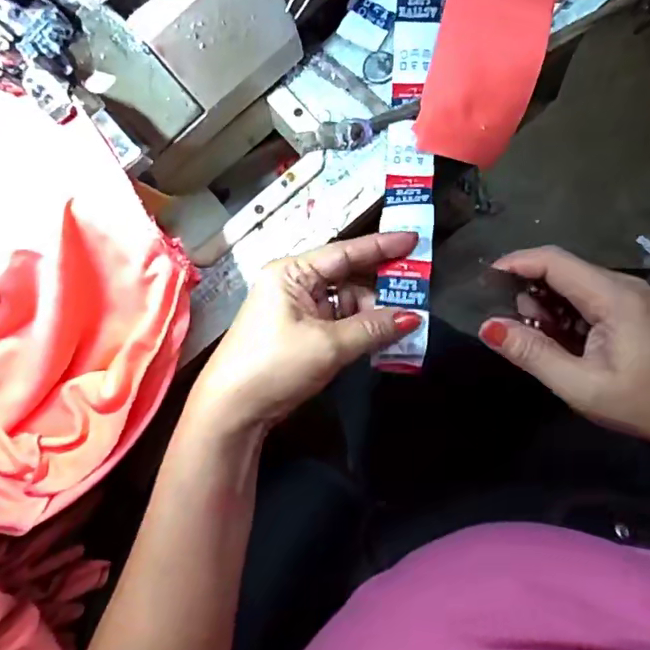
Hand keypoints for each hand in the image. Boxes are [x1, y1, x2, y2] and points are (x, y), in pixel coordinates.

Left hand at [184, 232, 422, 437]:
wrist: (231, 411)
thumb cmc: (274, 365)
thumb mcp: (328, 345)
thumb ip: (373, 328)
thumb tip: (413, 317)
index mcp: (292, 273)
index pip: (344, 252)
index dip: (381, 246)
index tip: (413, 239)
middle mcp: (294, 284)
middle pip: (347, 277)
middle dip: (381, 287)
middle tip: (418, 291)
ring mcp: (296, 310)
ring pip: (346, 303)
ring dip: (373, 314)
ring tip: (406, 323)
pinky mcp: (300, 334)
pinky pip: (339, 323)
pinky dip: (361, 330)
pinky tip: (385, 337)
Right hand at [479, 246, 649, 460]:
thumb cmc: (649, 405)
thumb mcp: (583, 387)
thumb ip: (533, 354)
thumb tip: (488, 327)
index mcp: (613, 296)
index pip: (553, 260)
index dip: (515, 263)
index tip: (482, 282)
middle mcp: (624, 284)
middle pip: (563, 268)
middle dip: (528, 288)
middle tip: (508, 324)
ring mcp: (634, 295)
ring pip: (576, 283)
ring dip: (547, 303)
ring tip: (532, 337)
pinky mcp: (636, 309)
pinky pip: (591, 297)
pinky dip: (566, 312)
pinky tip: (560, 340)